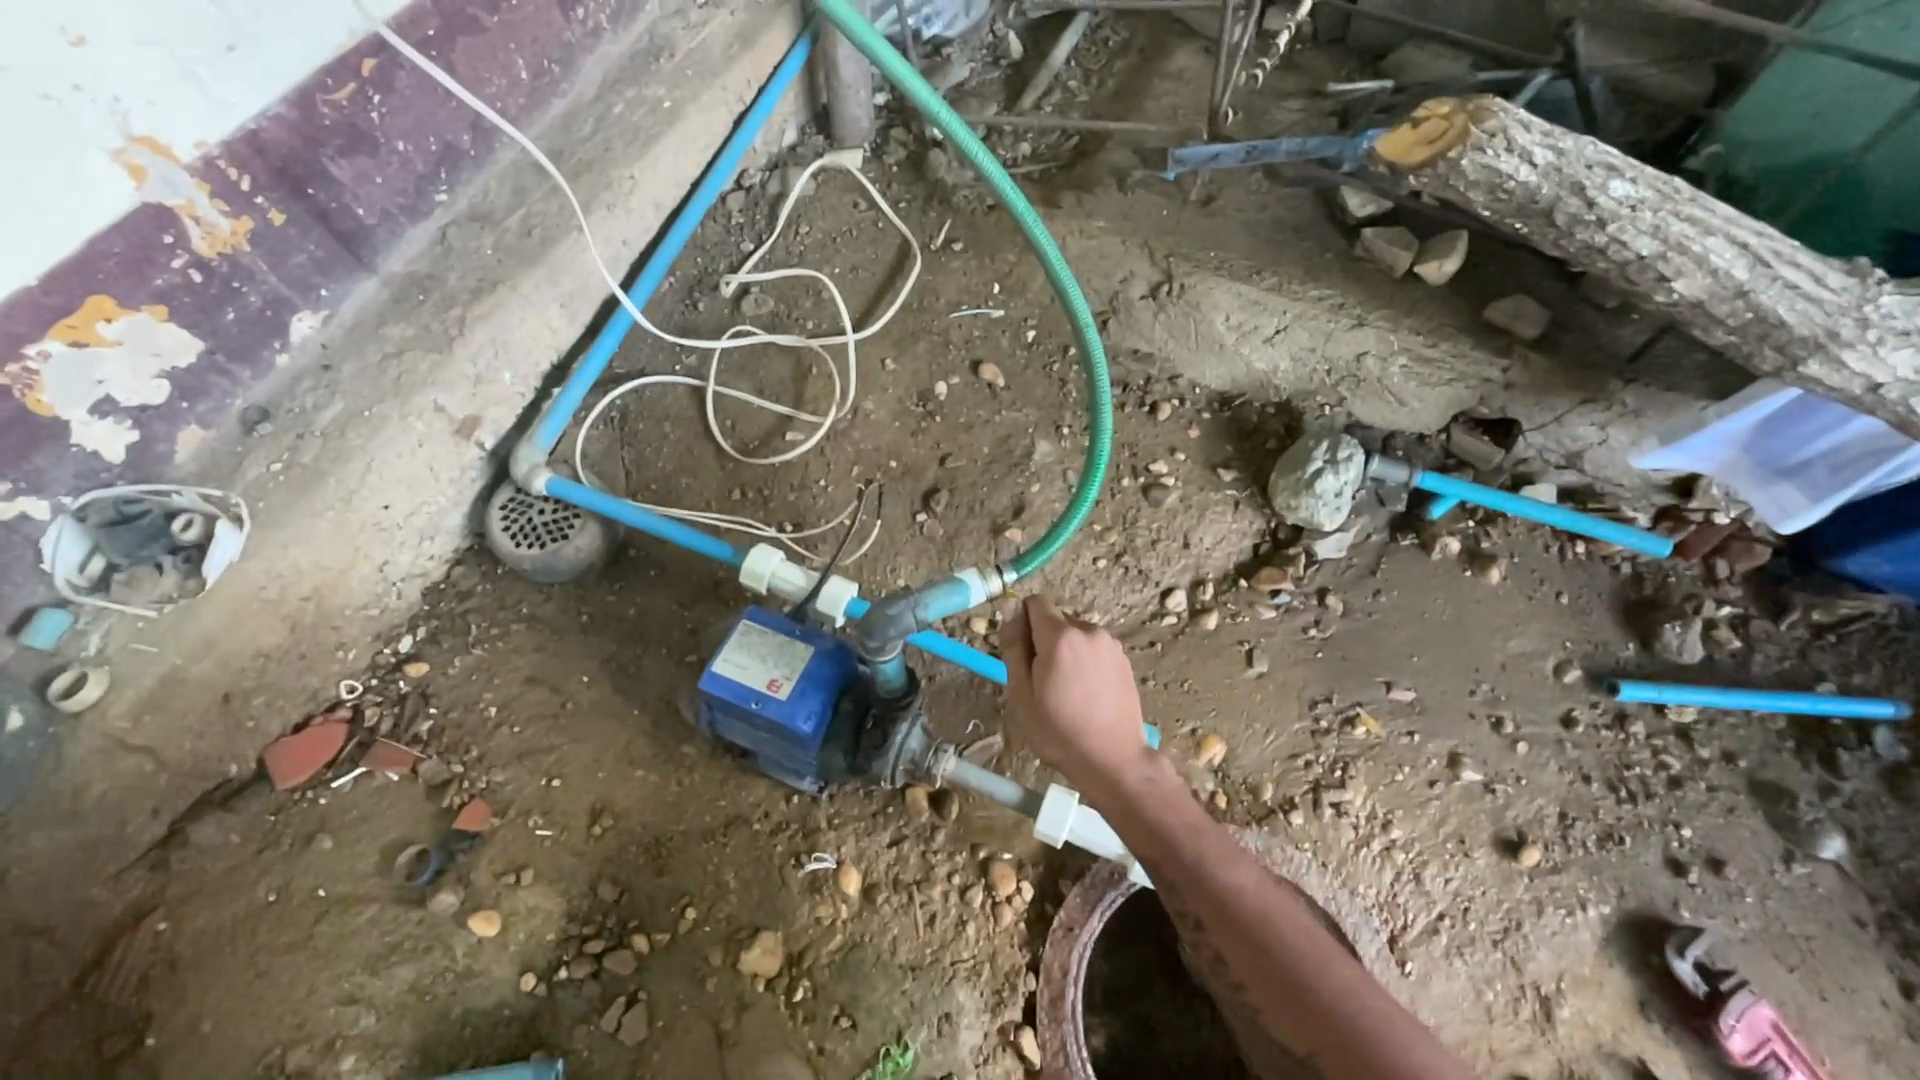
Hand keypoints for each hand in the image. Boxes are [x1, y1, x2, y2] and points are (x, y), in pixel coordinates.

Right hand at [998, 596, 1156, 797]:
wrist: (1112, 759)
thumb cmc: (1058, 731)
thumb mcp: (1021, 692)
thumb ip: (1014, 644)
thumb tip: (1009, 605)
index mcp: (1061, 636)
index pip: (1035, 602)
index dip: (1022, 623)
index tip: (1022, 656)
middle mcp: (1089, 630)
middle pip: (1055, 619)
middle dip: (1043, 639)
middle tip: (1041, 681)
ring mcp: (1110, 644)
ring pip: (1075, 634)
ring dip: (1065, 650)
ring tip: (1065, 691)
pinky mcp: (1123, 659)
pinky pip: (1093, 647)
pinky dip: (1084, 661)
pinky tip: (1085, 693)